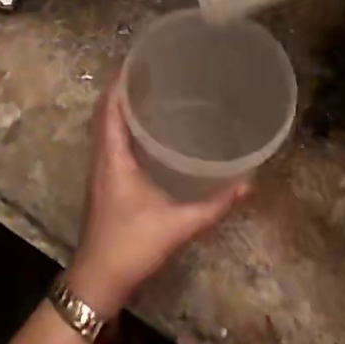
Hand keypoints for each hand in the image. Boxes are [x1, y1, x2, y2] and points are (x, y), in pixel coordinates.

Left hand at [65, 85, 247, 313]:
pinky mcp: (104, 184)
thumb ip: (214, 206)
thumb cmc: (131, 247)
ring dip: (119, 106)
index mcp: (113, 159)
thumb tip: (248, 184)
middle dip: (122, 87)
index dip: (120, 82)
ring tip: (147, 90)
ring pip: (104, 127)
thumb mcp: (178, 225)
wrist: (96, 283)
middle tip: (150, 69)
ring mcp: (100, 172)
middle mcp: (102, 159)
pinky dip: (120, 125)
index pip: (110, 109)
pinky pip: (108, 141)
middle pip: (104, 112)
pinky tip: (143, 128)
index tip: (139, 60)